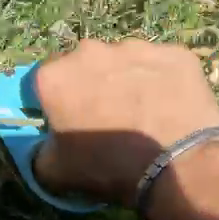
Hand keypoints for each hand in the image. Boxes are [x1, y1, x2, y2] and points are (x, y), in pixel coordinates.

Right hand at [30, 39, 218, 205]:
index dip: (57, 100)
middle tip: (108, 114)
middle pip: (84, 64)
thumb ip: (39, 152)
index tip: (71, 118)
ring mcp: (134, 48)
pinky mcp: (174, 53)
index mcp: (53, 76)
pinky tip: (170, 106)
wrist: (180, 167)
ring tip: (144, 111)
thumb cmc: (109, 167)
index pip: (46, 81)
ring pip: (123, 61)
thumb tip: (44, 147)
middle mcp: (88, 52)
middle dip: (91, 83)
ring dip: (126, 78)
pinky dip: (162, 80)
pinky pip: (161, 64)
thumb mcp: (55, 171)